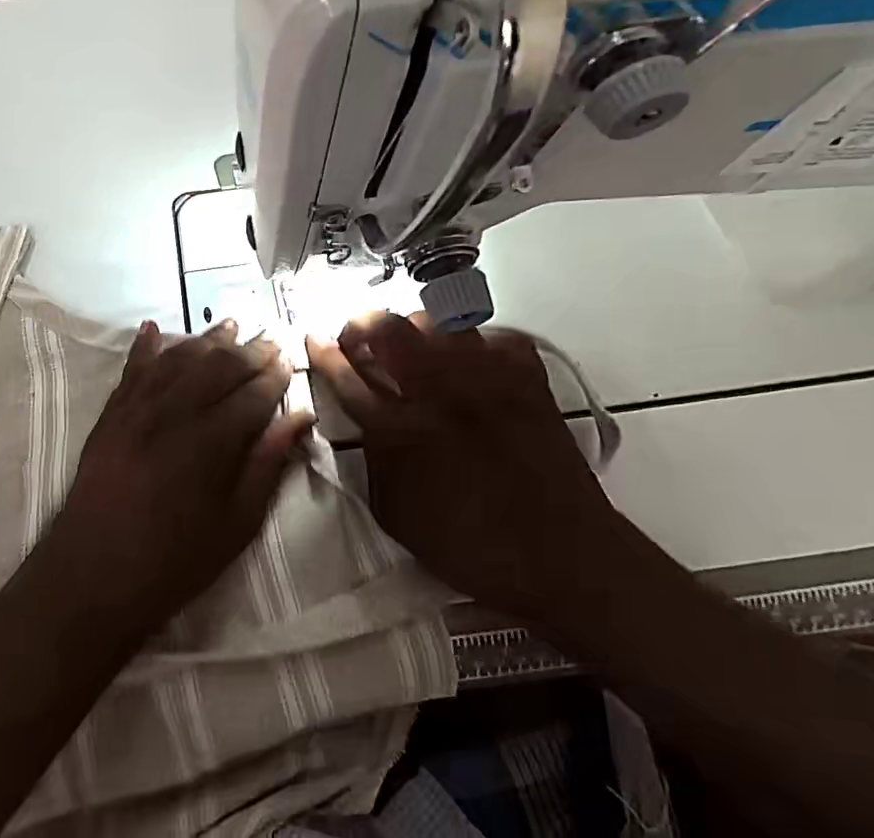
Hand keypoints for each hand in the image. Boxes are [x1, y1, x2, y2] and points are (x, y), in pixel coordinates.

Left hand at [43, 320, 315, 632]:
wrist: (93, 574)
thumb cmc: (175, 560)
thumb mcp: (236, 525)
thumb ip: (267, 466)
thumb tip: (300, 419)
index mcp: (212, 442)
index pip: (252, 394)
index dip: (274, 377)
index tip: (289, 363)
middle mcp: (175, 413)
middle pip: (218, 367)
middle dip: (248, 351)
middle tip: (269, 340)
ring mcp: (137, 409)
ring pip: (177, 359)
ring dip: (206, 340)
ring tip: (230, 325)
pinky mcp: (110, 415)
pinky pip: (131, 370)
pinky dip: (145, 346)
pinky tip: (153, 328)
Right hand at [306, 313, 621, 619]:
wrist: (559, 555)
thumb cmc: (468, 545)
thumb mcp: (393, 513)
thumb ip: (371, 459)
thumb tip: (365, 424)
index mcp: (397, 428)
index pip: (346, 374)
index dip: (324, 353)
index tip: (314, 340)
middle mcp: (437, 390)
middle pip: (387, 328)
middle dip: (362, 325)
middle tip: (359, 340)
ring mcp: (485, 377)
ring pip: (438, 319)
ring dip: (414, 328)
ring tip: (413, 348)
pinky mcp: (526, 377)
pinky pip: (491, 335)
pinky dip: (473, 343)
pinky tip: (470, 365)